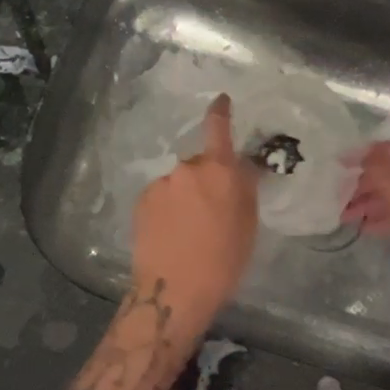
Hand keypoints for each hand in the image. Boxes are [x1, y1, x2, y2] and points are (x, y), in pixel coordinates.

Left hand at [130, 94, 258, 323]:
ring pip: (180, 184)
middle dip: (207, 180)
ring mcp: (161, 185)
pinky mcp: (142, 202)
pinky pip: (162, 198)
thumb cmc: (223, 260)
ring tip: (191, 230)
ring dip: (186, 197)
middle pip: (201, 164)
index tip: (221, 100)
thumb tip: (243, 167)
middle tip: (215, 211)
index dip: (220, 110)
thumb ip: (244, 188)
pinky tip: (172, 235)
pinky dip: (169, 209)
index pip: (218, 127)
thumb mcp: (247, 223)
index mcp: (219, 170)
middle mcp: (187, 169)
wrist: (175, 289)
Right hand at [344, 142, 389, 294]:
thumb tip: (363, 158)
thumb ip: (381, 175)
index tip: (337, 165)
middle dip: (364, 185)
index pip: (389, 150)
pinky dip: (388, 215)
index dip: (361, 156)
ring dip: (373, 203)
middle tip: (340, 200)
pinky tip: (369, 228)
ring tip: (348, 218)